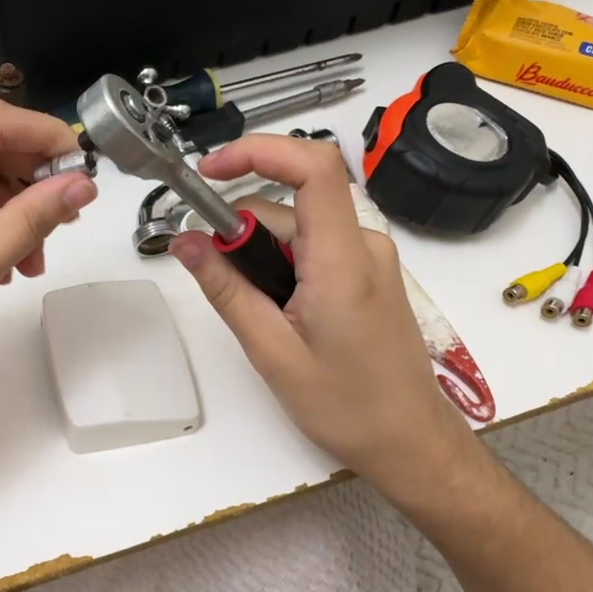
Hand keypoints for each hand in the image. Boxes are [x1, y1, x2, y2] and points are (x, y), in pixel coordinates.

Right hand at [168, 135, 478, 501]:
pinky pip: (316, 246)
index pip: (312, 168)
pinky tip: (281, 313)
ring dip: (262, 255)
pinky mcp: (369, 272)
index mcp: (343, 260)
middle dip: (243, 232)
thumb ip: (226, 289)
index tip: (209, 171)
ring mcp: (371, 258)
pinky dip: (284, 265)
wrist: (408, 439)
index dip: (257, 151)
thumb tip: (184, 241)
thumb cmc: (345, 406)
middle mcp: (364, 245)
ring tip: (260, 316)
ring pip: (299, 228)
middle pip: (290, 205)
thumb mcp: (270, 351)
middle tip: (219, 283)